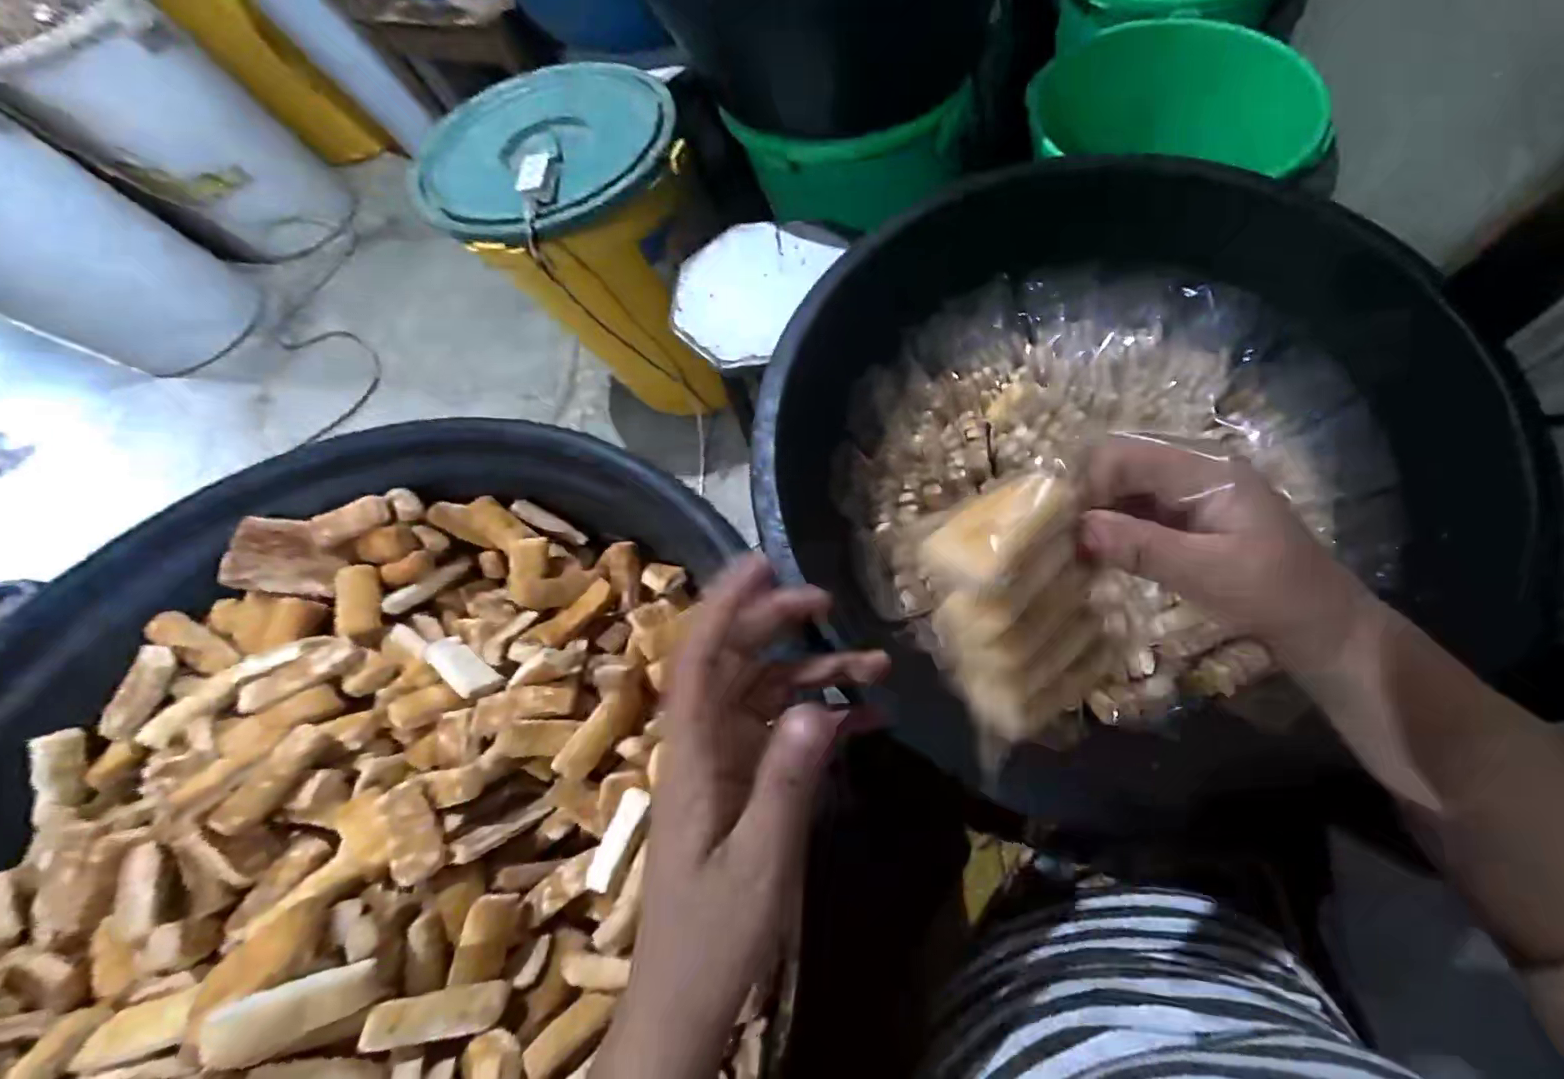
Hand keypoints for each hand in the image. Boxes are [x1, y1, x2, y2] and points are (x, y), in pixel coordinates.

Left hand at [593, 555, 888, 1078]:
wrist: (687, 1000)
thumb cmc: (715, 935)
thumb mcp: (760, 863)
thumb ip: (786, 783)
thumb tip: (815, 707)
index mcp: (693, 758)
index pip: (698, 662)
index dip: (723, 607)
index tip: (758, 563)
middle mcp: (705, 747)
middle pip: (734, 664)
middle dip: (777, 625)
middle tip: (828, 602)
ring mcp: (726, 765)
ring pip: (766, 695)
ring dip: (815, 674)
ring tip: (876, 663)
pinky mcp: (746, 785)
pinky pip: (784, 734)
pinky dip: (822, 719)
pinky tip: (867, 718)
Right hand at [1079, 434, 1379, 676]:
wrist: (1325, 627)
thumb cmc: (1274, 596)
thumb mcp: (1206, 573)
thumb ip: (1141, 547)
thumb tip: (1079, 529)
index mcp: (1206, 471)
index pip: (1127, 455)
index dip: (1090, 484)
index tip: (1069, 529)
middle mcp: (1196, 472)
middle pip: (1123, 466)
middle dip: (1089, 499)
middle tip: (1065, 542)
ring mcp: (1194, 496)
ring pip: (1128, 490)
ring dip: (1099, 516)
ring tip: (1076, 552)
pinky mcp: (1191, 521)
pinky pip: (1141, 514)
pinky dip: (1116, 531)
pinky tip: (1100, 556)